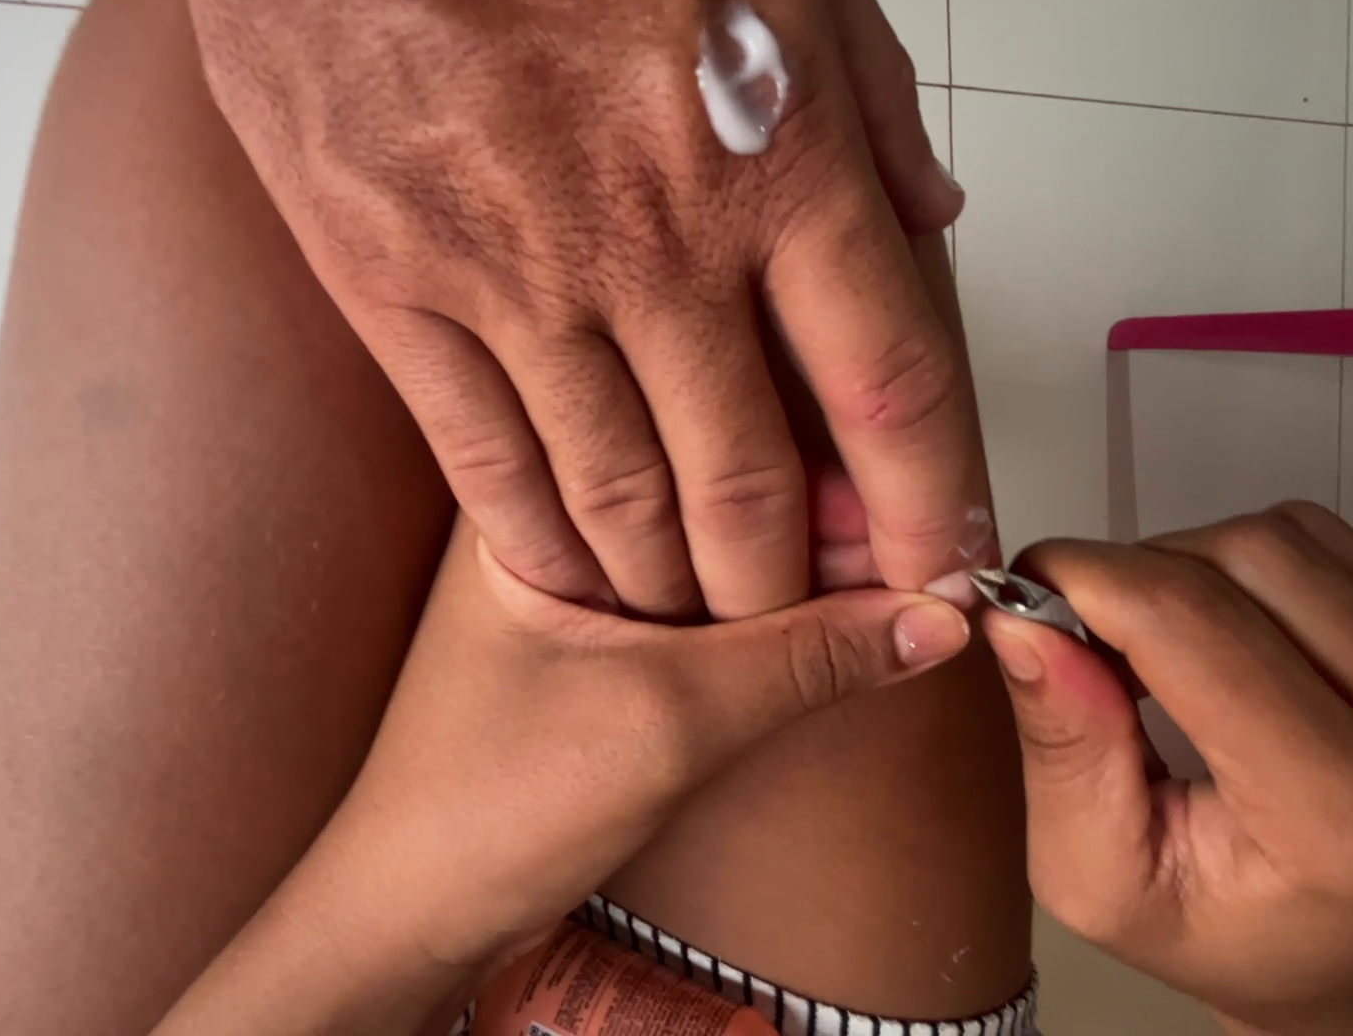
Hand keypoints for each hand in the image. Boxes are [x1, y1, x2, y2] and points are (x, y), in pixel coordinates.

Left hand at [155, 518, 970, 1034]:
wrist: (422, 909)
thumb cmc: (495, 806)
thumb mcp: (667, 722)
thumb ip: (802, 662)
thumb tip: (931, 617)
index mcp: (534, 499)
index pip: (685, 444)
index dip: (798, 468)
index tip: (894, 502)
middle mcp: (551, 520)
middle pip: (702, 490)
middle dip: (806, 517)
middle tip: (905, 544)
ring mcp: (574, 580)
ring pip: (706, 549)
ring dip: (787, 570)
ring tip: (880, 578)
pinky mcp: (596, 636)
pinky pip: (693, 605)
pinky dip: (755, 613)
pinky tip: (819, 619)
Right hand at [176, 0, 981, 620]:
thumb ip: (866, 104)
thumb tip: (928, 220)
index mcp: (767, 153)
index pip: (889, 383)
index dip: (924, 502)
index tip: (939, 567)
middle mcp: (650, 240)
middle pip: (749, 479)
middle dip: (783, 579)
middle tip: (798, 613)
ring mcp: (515, 276)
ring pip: (618, 497)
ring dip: (667, 585)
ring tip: (691, 617)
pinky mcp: (398, 290)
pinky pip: (489, 465)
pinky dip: (546, 547)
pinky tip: (577, 584)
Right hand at [980, 502, 1352, 1035]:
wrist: (1347, 969)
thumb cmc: (1208, 933)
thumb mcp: (1090, 876)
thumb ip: (1062, 749)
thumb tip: (1016, 622)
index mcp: (1352, 827)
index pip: (1193, 628)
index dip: (1084, 580)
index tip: (1016, 589)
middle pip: (1248, 564)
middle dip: (1127, 572)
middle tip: (1077, 625)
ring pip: (1289, 542)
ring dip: (1184, 563)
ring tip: (1149, 634)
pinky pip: (1335, 549)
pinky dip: (1243, 566)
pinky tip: (1219, 626)